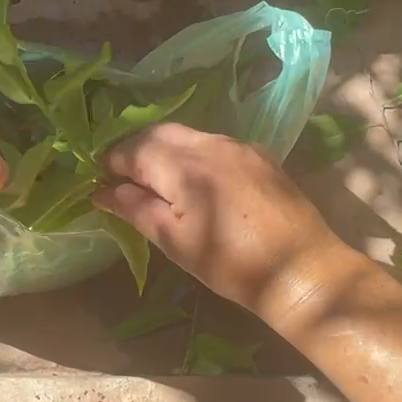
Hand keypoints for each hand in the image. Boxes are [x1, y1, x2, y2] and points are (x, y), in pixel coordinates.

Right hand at [93, 123, 345, 321]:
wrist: (301, 270)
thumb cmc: (231, 265)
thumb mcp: (174, 242)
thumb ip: (135, 209)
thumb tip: (101, 191)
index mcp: (185, 166)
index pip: (135, 148)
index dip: (113, 162)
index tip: (99, 180)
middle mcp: (211, 144)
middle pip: (160, 132)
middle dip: (137, 150)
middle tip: (123, 179)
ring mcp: (238, 146)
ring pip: (188, 135)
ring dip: (165, 150)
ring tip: (156, 182)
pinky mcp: (259, 155)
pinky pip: (215, 143)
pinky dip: (194, 154)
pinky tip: (195, 182)